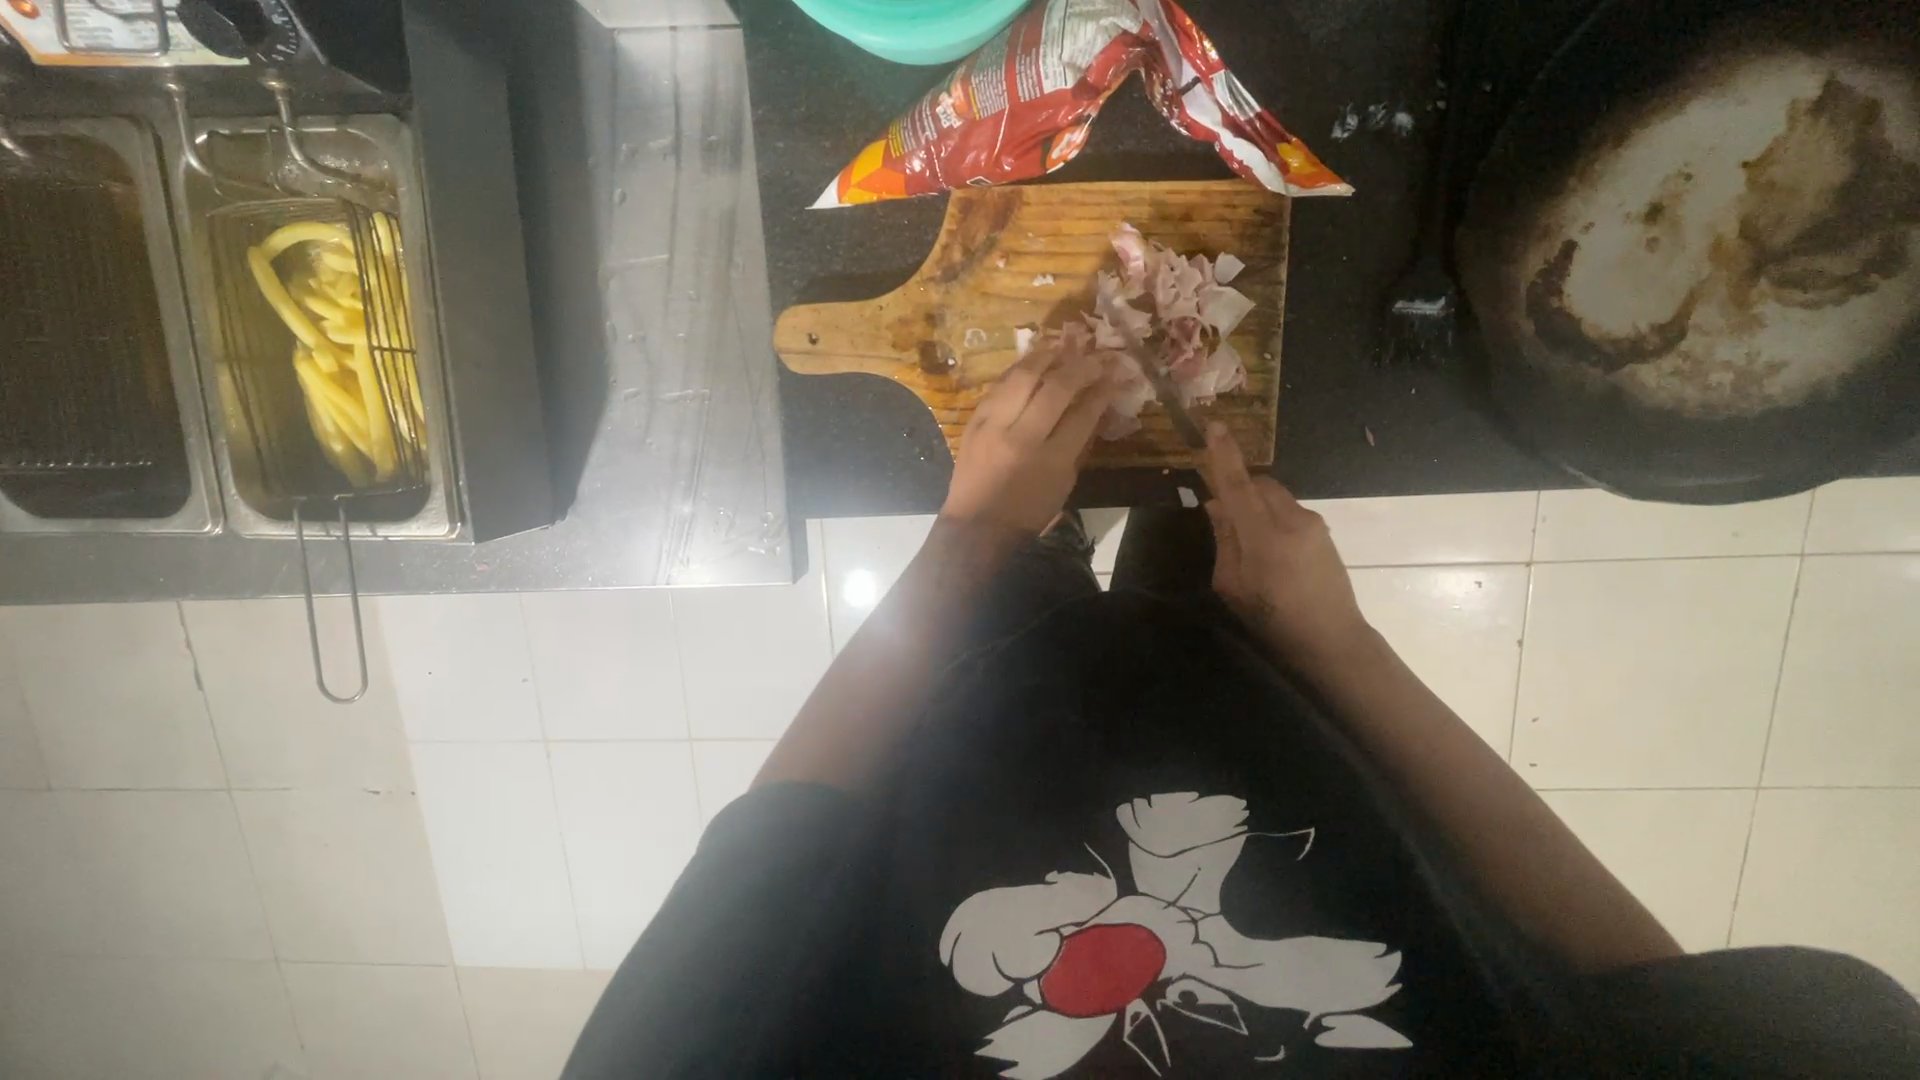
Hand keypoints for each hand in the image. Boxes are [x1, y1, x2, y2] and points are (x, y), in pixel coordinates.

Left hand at [942, 343, 1113, 534]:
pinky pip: (999, 386)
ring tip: (1063, 348)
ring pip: (1022, 377)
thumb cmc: (1027, 512)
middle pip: (1054, 388)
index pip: (1082, 414)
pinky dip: (1019, 371)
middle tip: (1095, 357)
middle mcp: (1021, 438)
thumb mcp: (1064, 486)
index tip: (1114, 375)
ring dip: (1046, 358)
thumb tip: (1094, 409)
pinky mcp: (974, 421)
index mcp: (1051, 461)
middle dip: (1080, 368)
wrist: (976, 527)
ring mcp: (993, 426)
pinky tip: (1032, 364)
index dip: (1102, 391)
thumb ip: (1078, 446)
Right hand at [1199, 423, 1373, 667]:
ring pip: (1273, 495)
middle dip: (1237, 488)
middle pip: (1258, 484)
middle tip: (1221, 515)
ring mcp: (1312, 523)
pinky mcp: (1322, 530)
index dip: (1224, 455)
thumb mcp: (1231, 584)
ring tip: (1247, 542)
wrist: (1330, 638)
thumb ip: (1224, 538)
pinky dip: (1270, 517)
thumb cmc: (1271, 618)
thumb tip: (1217, 503)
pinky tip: (1269, 550)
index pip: (1238, 485)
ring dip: (1255, 504)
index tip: (1214, 425)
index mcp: (1264, 536)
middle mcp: (1292, 519)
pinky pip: (1287, 510)